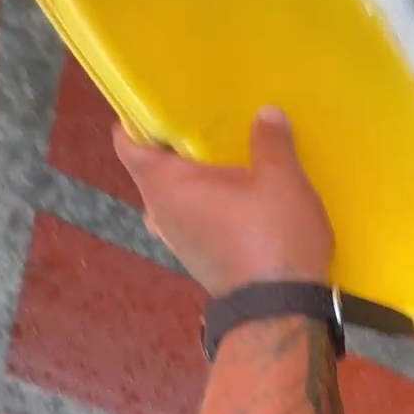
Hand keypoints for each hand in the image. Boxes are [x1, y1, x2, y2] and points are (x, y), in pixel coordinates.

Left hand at [114, 108, 334, 296]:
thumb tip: (265, 113)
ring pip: (180, 200)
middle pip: (158, 170)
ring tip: (242, 176)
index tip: (174, 108)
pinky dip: (215, 212)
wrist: (280, 305)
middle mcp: (157, 211)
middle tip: (223, 138)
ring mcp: (175, 240)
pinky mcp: (198, 260)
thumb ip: (272, 144)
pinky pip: (197, 223)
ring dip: (203, 186)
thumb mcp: (284, 182)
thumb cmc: (273, 235)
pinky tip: (250, 211)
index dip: (145, 120)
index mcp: (164, 184)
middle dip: (187, 153)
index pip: (129, 140)